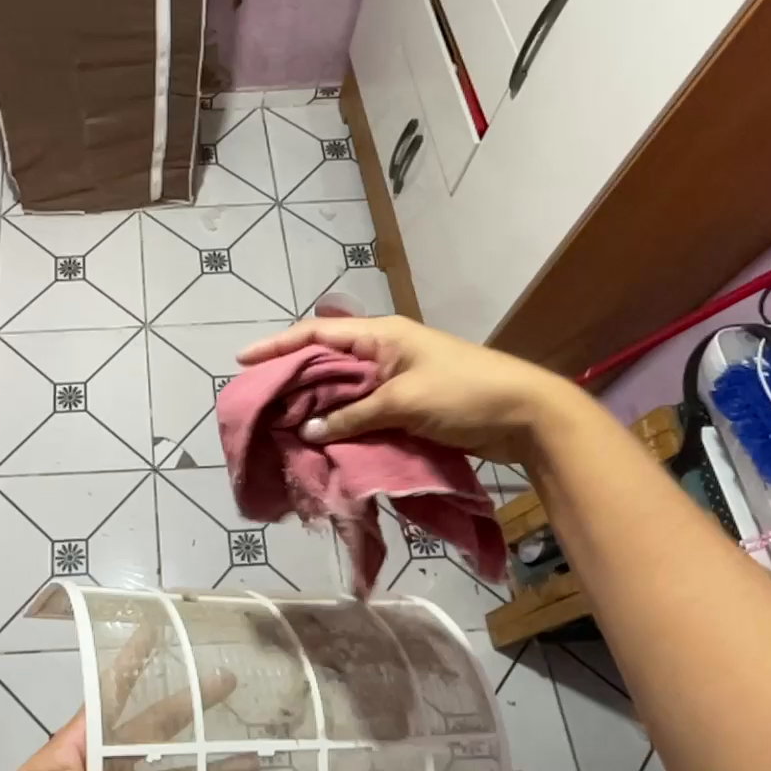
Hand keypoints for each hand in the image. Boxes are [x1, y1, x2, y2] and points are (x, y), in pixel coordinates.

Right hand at [236, 315, 581, 462]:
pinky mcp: (407, 406)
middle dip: (292, 379)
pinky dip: (341, 423)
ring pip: (342, 390)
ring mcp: (396, 379)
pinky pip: (362, 411)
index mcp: (381, 336)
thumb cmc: (464, 394)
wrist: (526, 415)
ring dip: (315, 405)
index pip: (318, 333)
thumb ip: (352, 416)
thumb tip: (308, 431)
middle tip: (259, 399)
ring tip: (281, 422)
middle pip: (326, 362)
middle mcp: (383, 352)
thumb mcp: (403, 402)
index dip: (279, 345)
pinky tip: (320, 437)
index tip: (243, 360)